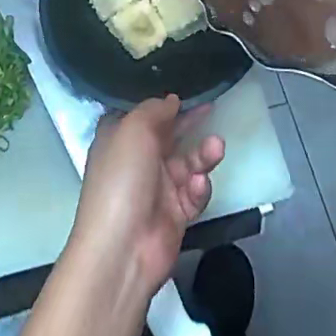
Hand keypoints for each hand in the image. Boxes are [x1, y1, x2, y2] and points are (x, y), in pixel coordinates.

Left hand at [13, 97, 226, 335]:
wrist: (123, 248)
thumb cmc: (121, 178)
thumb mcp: (133, 129)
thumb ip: (154, 109)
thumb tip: (171, 100)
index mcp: (118, 137)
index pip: (141, 113)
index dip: (161, 101)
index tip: (184, 88)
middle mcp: (137, 158)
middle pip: (168, 134)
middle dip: (189, 122)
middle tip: (211, 106)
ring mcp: (157, 186)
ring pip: (187, 161)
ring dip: (203, 154)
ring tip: (217, 146)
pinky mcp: (175, 212)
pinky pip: (194, 192)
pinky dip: (199, 187)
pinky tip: (197, 184)